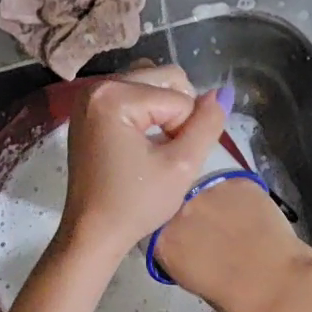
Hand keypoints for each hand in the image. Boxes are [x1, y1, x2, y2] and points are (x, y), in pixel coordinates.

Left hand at [58, 65, 228, 257]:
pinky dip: (146, 113)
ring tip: (154, 147)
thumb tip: (223, 93)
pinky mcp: (89, 109)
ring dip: (164, 112)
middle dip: (177, 114)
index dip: (186, 132)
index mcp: (115, 95)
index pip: (180, 98)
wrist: (93, 232)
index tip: (167, 162)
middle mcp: (98, 85)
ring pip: (151, 84)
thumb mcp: (182, 166)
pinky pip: (133, 94)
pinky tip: (141, 143)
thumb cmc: (135, 204)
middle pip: (166, 79)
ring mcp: (89, 96)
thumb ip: (208, 125)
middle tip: (164, 153)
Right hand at [153, 178, 311, 311]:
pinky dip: (238, 199)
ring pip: (204, 192)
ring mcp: (209, 191)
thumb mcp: (193, 282)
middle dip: (191, 216)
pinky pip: (231, 187)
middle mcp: (180, 210)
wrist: (280, 283)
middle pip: (179, 205)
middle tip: (211, 230)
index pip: (157, 229)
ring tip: (232, 222)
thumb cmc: (237, 297)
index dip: (173, 233)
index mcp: (164, 241)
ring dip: (213, 204)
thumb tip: (188, 245)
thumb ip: (182, 257)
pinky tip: (250, 216)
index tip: (186, 240)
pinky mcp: (238, 182)